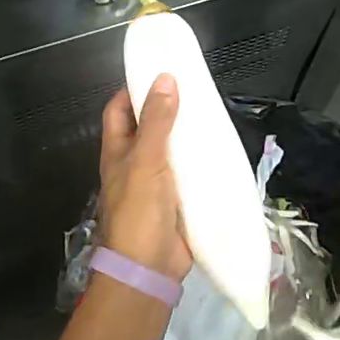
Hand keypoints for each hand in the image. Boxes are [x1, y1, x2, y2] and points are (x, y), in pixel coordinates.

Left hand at [98, 76, 193, 280]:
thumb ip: (157, 122)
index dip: (133, 89)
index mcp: (118, 151)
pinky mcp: (178, 197)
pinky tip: (221, 146)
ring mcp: (157, 181)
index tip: (158, 71)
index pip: (119, 110)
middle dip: (167, 107)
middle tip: (194, 88)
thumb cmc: (139, 211)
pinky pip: (190, 169)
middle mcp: (135, 163)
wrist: (150, 268)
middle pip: (148, 126)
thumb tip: (165, 79)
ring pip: (172, 147)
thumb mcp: (146, 161)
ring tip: (212, 111)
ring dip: (188, 132)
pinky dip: (202, 157)